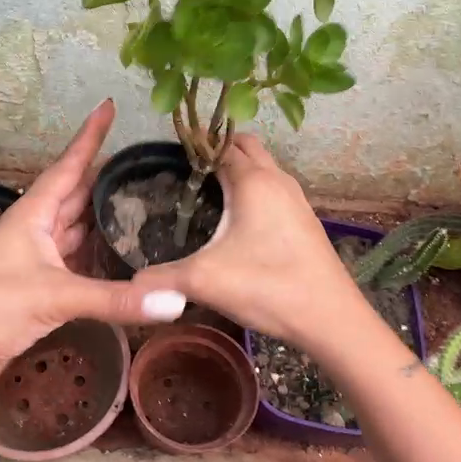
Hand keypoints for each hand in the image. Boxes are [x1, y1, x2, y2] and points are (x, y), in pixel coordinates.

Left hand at [0, 100, 187, 400]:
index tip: (108, 106)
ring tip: (141, 204)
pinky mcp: (37, 292)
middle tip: (143, 162)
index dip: (89, 137)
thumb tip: (175, 301)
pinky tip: (121, 259)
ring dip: (103, 219)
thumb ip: (115, 299)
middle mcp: (33, 232)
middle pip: (75, 197)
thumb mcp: (54, 297)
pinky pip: (75, 266)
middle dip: (104, 178)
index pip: (67, 166)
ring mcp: (34, 262)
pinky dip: (98, 260)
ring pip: (76, 232)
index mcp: (31, 216)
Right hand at [134, 135, 362, 346]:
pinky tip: (234, 221)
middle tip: (184, 170)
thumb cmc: (268, 287)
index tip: (165, 154)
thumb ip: (160, 279)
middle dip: (216, 149)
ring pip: (263, 168)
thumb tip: (130, 284)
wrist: (330, 318)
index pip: (219, 143)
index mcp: (253, 181)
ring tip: (205, 191)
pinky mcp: (304, 222)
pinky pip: (273, 191)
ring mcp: (296, 200)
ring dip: (238, 170)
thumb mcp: (205, 282)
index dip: (192, 144)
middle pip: (245, 146)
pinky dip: (252, 191)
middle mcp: (278, 180)